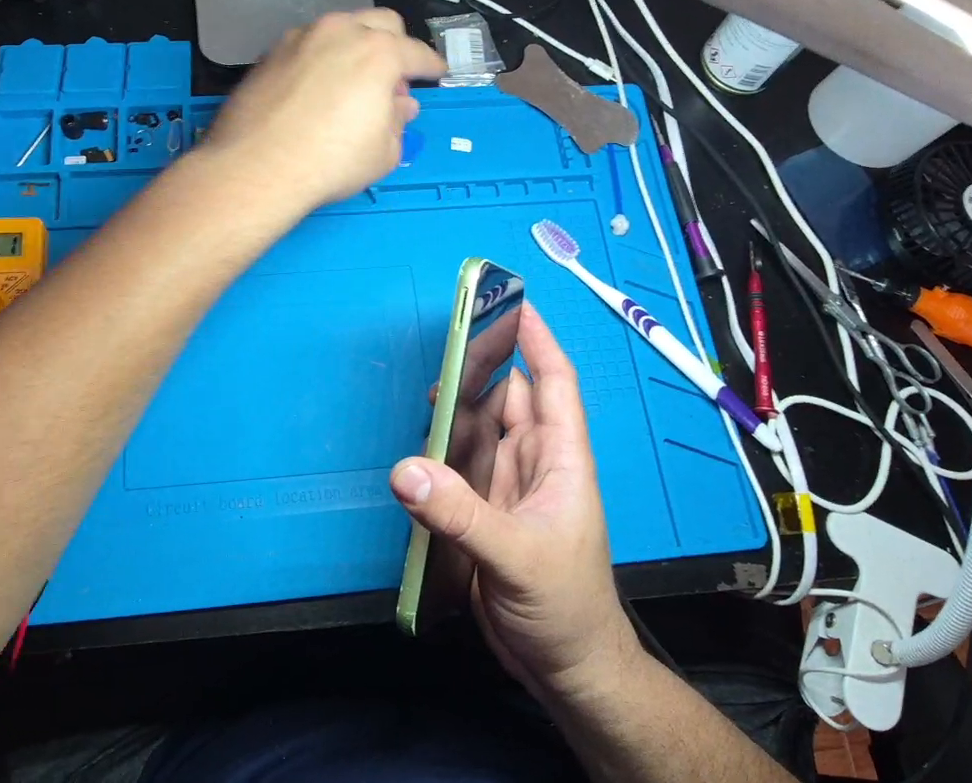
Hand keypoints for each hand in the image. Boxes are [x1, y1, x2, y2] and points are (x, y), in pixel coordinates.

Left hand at [206, 9, 446, 211]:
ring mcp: (301, 38)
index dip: (431, 66)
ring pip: (340, 30)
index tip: (436, 73)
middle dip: (396, 46)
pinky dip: (322, 60)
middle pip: (381, 23)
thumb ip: (398, 122)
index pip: (417, 53)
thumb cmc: (328, 163)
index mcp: (378, 53)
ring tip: (355, 84)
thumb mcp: (384, 152)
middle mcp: (339, 33)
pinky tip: (319, 90)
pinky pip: (308, 46)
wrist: (256, 168)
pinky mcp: (271, 53)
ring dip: (355, 49)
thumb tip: (401, 108)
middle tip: (395, 80)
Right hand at [391, 303, 639, 698]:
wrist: (565, 668)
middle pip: (508, 401)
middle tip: (441, 348)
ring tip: (424, 394)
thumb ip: (459, 514)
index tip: (513, 303)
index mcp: (561, 459)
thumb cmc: (564, 607)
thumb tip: (405, 469)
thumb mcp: (515, 556)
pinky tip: (417, 447)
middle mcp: (536, 465)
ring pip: (482, 433)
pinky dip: (440, 453)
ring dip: (456, 413)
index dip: (537, 341)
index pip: (553, 384)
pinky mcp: (485, 513)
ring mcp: (509, 489)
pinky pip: (461, 468)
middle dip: (481, 372)